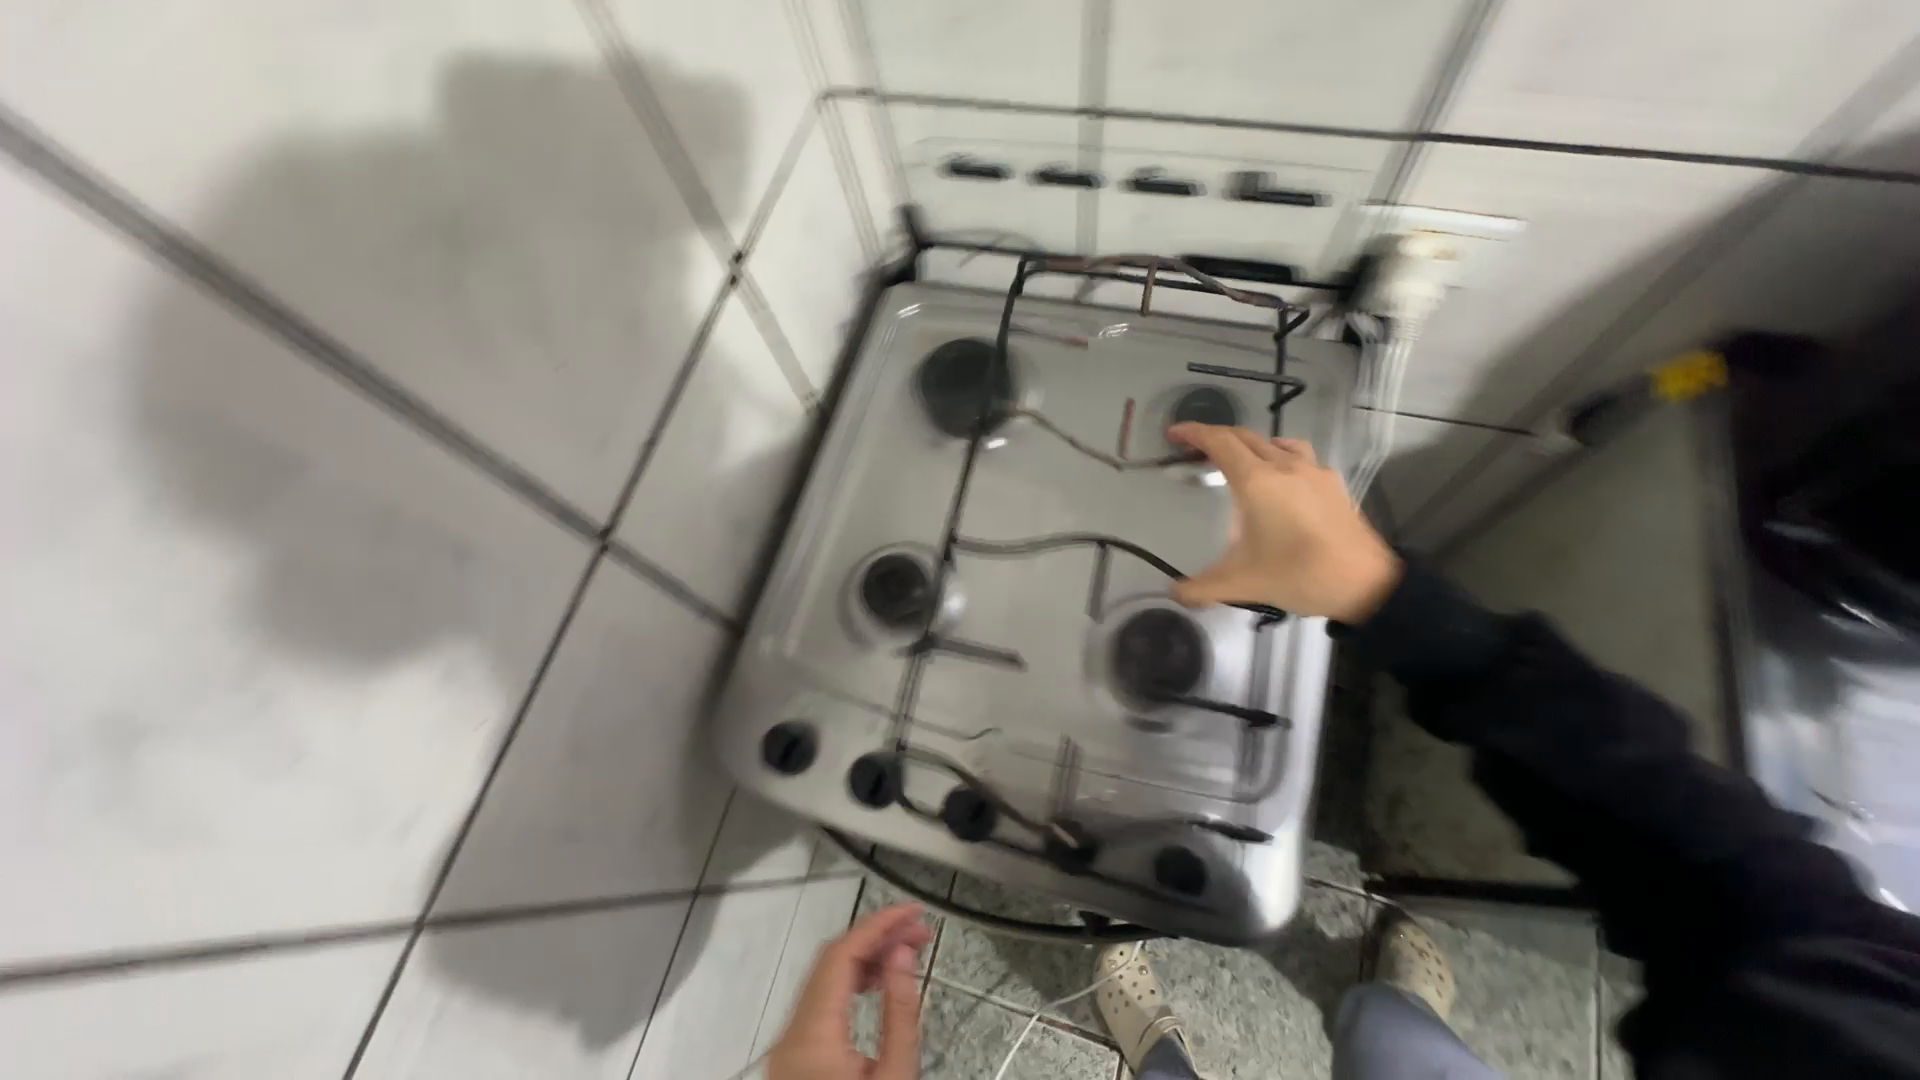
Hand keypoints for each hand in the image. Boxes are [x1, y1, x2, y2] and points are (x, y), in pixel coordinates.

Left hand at [767, 903, 931, 1079]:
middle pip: (831, 961)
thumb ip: (899, 1012)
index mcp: (811, 1035)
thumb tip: (901, 952)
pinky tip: (878, 979)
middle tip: (918, 930)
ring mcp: (787, 1043)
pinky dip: (849, 981)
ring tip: (905, 951)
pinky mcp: (792, 1054)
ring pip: (823, 978)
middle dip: (876, 936)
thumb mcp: (894, 1075)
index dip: (879, 923)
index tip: (913, 910)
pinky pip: (819, 1001)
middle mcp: (789, 1033)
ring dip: (864, 956)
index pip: (842, 954)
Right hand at [1167, 423, 1402, 622]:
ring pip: (1275, 442)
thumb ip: (1199, 588)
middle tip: (1195, 452)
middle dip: (1216, 438)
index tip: (1174, 433)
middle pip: (1244, 437)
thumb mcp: (1240, 585)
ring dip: (1250, 445)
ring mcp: (1313, 472)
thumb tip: (1174, 593)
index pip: (1219, 442)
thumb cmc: (1298, 575)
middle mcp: (1284, 466)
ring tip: (1238, 462)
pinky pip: (1300, 457)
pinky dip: (1280, 458)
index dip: (1194, 433)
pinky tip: (1281, 481)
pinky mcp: (1333, 484)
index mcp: (1256, 482)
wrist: (1365, 584)